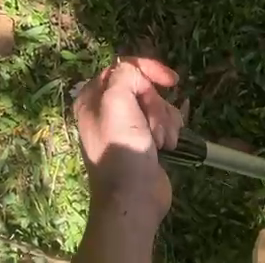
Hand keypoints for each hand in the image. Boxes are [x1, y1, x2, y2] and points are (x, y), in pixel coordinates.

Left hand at [73, 56, 184, 216]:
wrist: (134, 198)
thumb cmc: (122, 147)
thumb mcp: (116, 100)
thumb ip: (125, 74)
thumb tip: (138, 75)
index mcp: (94, 96)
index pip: (124, 67)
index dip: (147, 70)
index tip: (169, 80)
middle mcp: (109, 108)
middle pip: (143, 87)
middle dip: (155, 104)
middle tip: (153, 126)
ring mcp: (129, 126)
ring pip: (157, 104)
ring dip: (165, 120)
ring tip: (162, 141)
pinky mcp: (146, 141)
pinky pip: (165, 122)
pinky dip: (170, 131)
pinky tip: (168, 146)